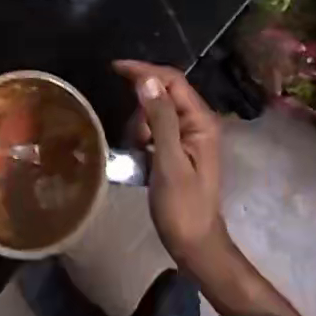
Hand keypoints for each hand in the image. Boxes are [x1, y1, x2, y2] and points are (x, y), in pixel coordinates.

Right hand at [114, 60, 227, 270]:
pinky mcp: (178, 147)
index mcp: (201, 121)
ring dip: (140, 125)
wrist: (194, 246)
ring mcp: (188, 135)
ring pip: (154, 111)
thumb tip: (147, 80)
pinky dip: (142, 136)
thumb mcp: (169, 162)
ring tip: (139, 153)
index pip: (173, 80)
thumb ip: (160, 119)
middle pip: (163, 93)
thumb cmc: (183, 207)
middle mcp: (197, 122)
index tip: (114, 69)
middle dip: (141, 109)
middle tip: (136, 140)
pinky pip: (154, 127)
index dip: (144, 71)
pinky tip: (139, 156)